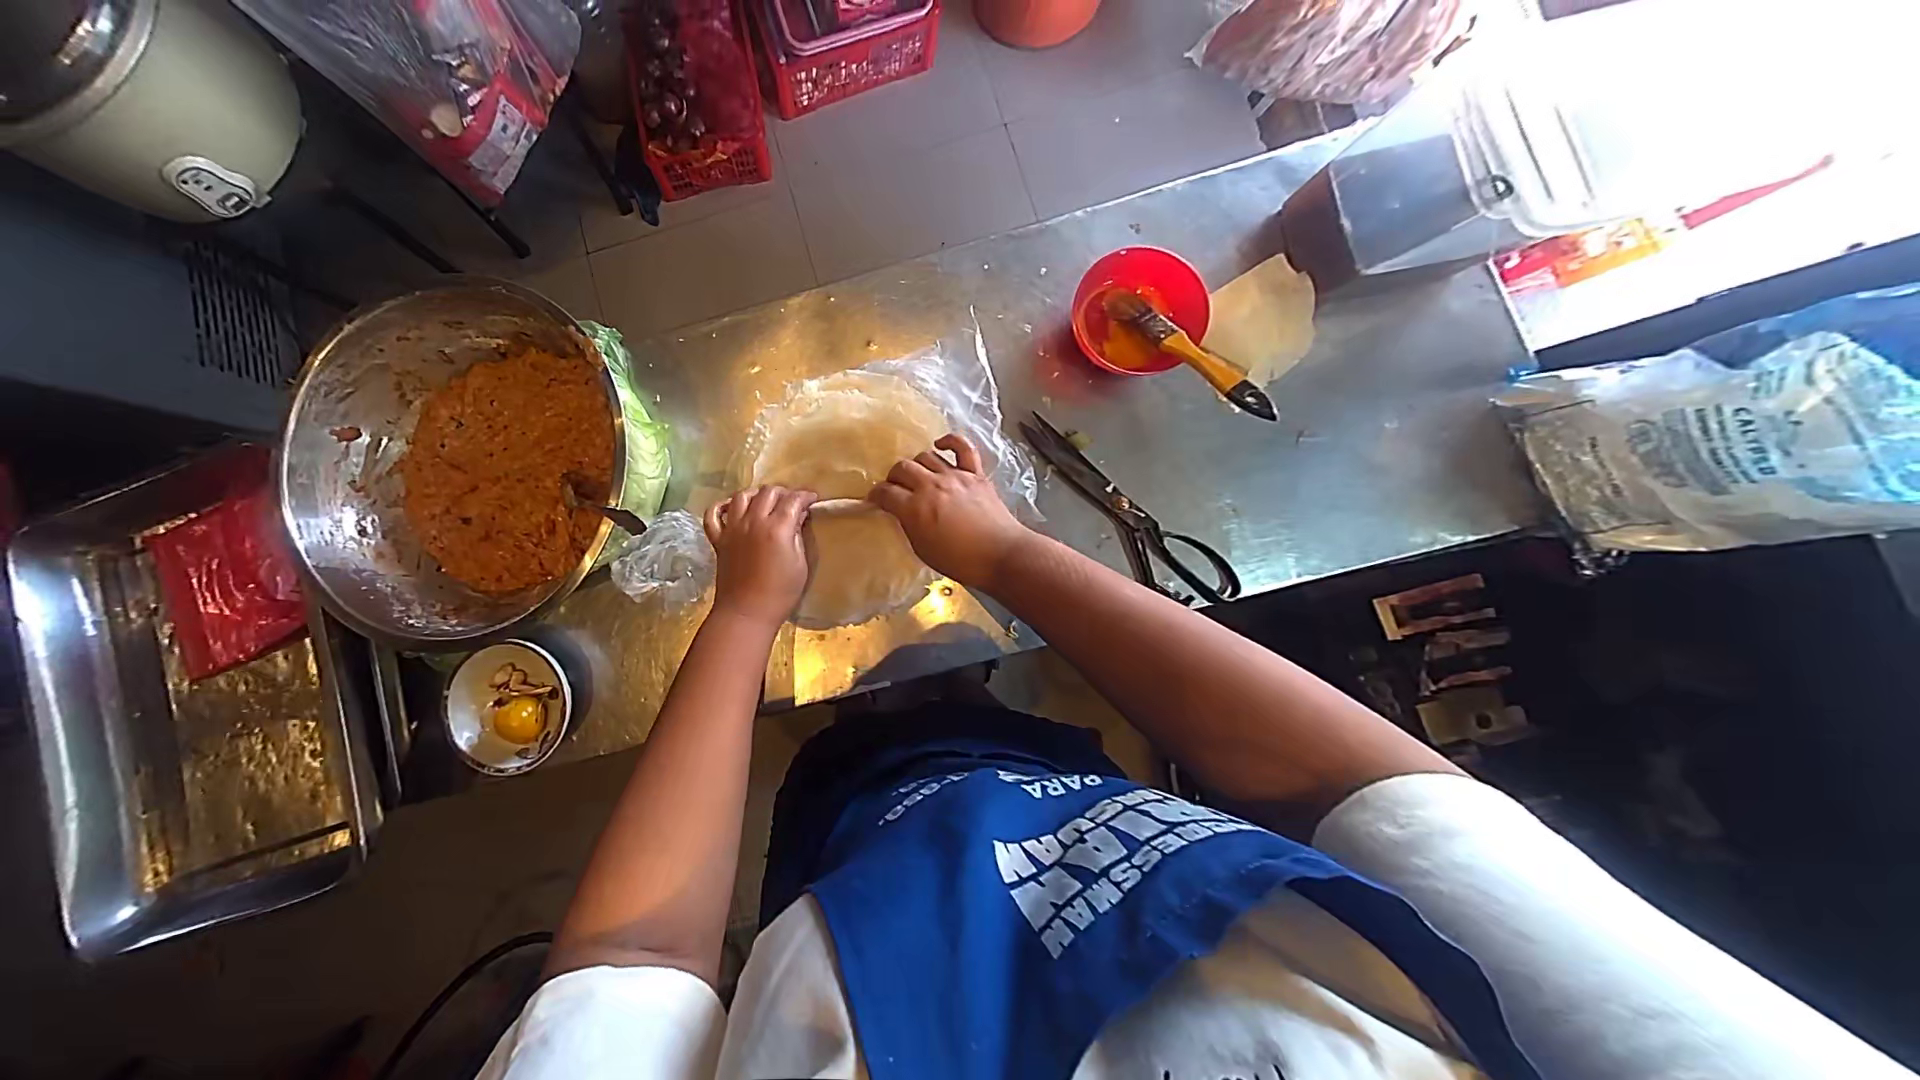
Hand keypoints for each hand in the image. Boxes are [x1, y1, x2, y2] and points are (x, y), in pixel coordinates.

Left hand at [703, 486, 816, 626]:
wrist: (747, 612)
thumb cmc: (781, 593)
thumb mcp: (800, 563)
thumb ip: (798, 535)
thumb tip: (798, 516)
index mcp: (777, 528)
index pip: (793, 500)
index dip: (805, 496)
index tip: (812, 499)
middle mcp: (753, 521)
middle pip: (768, 492)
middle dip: (784, 492)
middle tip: (792, 502)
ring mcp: (732, 529)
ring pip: (742, 496)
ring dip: (757, 494)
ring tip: (766, 501)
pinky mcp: (718, 539)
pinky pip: (713, 514)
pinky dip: (722, 506)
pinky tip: (732, 508)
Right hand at [867, 434, 1036, 588]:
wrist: (1000, 554)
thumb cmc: (960, 561)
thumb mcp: (923, 549)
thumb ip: (909, 526)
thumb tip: (903, 513)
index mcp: (914, 508)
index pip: (886, 493)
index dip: (876, 495)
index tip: (876, 499)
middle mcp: (931, 486)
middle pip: (902, 469)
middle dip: (893, 478)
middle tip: (895, 488)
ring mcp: (954, 476)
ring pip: (926, 456)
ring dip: (916, 465)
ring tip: (917, 476)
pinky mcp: (975, 474)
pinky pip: (962, 447)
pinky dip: (950, 442)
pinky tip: (940, 446)